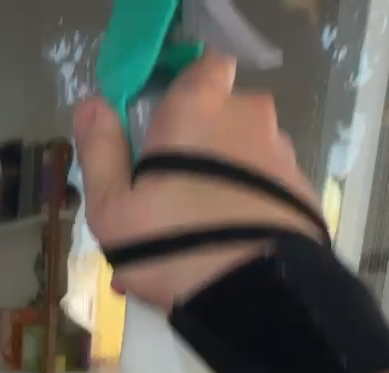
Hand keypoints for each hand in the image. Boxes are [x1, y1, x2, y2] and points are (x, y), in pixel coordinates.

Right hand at [74, 52, 324, 309]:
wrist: (252, 289)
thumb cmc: (167, 242)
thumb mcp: (111, 207)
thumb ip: (100, 152)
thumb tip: (90, 104)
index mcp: (197, 110)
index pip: (202, 66)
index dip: (179, 92)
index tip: (151, 131)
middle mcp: (247, 117)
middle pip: (216, 118)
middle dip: (190, 150)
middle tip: (157, 201)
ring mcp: (279, 152)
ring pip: (234, 159)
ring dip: (210, 186)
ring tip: (181, 241)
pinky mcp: (298, 189)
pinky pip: (256, 189)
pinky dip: (235, 209)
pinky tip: (212, 252)